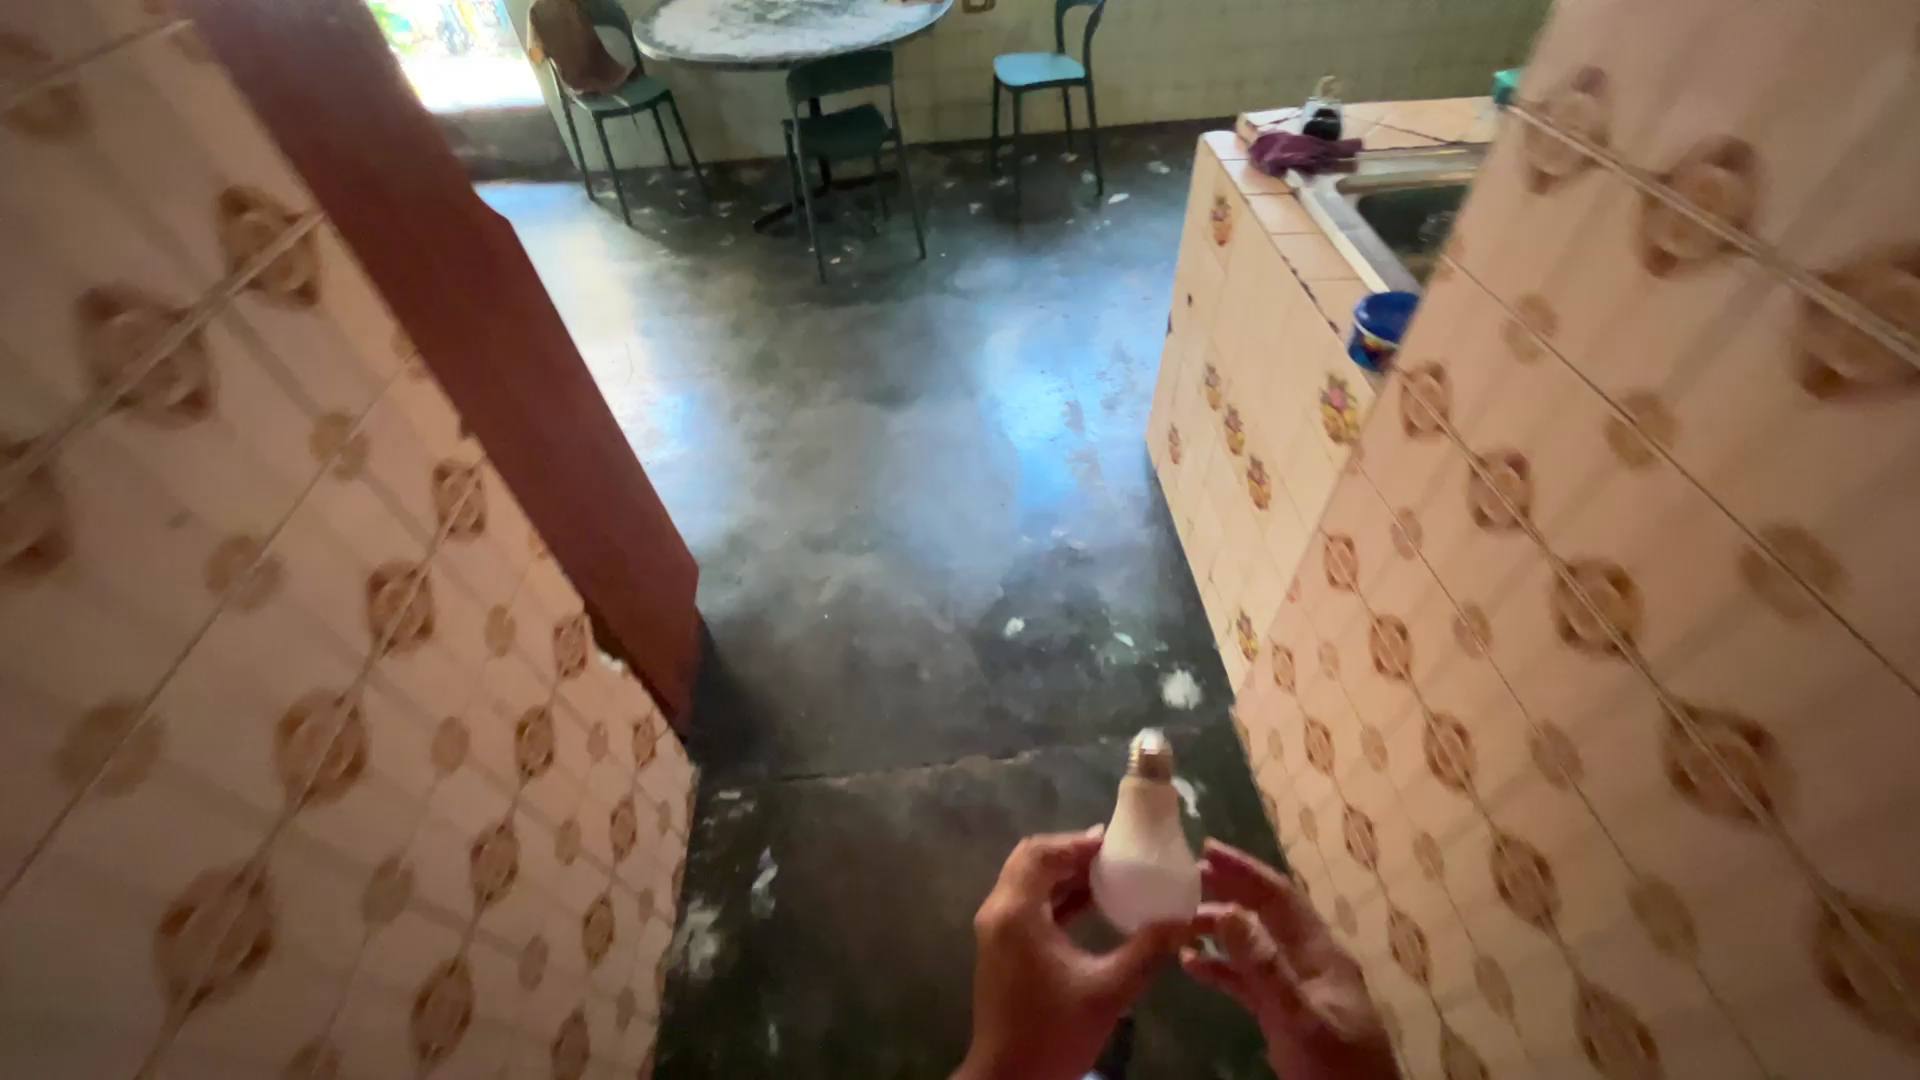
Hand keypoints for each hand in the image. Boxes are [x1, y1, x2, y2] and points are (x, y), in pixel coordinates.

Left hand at [955, 829, 1196, 1079]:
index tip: (1112, 842)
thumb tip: (1184, 921)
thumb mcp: (1107, 991)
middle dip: (1069, 853)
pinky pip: (1028, 903)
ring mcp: (997, 928)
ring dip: (1063, 874)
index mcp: (1015, 912)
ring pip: (1028, 880)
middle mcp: (998, 910)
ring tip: (1107, 873)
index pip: (1040, 854)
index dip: (1075, 843)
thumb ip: (1146, 951)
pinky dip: (1056, 897)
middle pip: (1030, 860)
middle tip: (1110, 854)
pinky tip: (1091, 904)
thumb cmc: (1054, 1032)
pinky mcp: (1002, 944)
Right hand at [1182, 840, 1400, 1079]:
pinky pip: (1244, 980)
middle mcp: (1306, 961)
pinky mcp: (1281, 1015)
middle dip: (1226, 889)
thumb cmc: (1338, 1069)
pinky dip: (1218, 969)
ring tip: (1178, 917)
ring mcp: (1294, 988)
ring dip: (1216, 928)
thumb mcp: (1302, 1018)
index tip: (1206, 848)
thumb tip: (1227, 910)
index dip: (1244, 869)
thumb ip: (1266, 967)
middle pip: (1263, 912)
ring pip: (1250, 944)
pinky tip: (1189, 965)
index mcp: (1320, 952)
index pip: (1279, 895)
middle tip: (1184, 873)